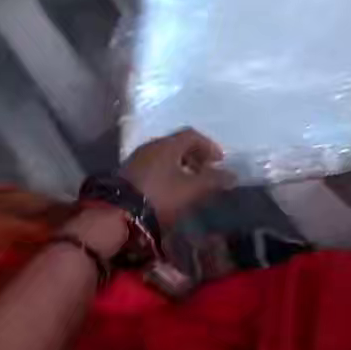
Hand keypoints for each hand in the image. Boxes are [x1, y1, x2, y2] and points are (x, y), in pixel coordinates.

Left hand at [120, 128, 234, 222]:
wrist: (116, 214)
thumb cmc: (160, 196)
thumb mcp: (192, 189)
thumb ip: (214, 180)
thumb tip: (233, 175)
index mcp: (167, 145)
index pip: (192, 135)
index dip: (209, 146)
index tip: (220, 160)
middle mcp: (150, 147)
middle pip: (176, 145)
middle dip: (194, 156)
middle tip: (206, 171)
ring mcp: (136, 160)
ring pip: (164, 157)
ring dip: (180, 167)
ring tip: (190, 183)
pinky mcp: (126, 176)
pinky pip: (153, 168)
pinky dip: (166, 174)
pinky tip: (170, 191)